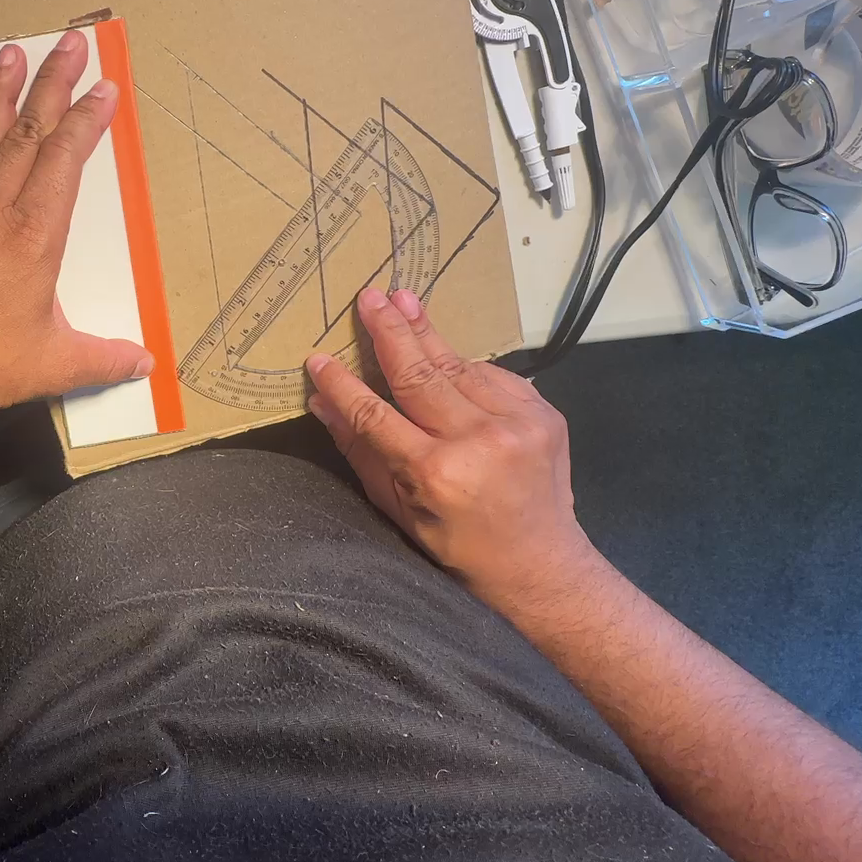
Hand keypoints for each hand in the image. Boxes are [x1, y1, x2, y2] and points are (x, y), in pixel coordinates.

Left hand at [0, 31, 153, 429]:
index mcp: (34, 233)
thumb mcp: (54, 365)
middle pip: (28, 131)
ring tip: (10, 53)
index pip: (66, 158)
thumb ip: (104, 359)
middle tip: (68, 42)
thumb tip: (144, 362)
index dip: (87, 119)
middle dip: (52, 83)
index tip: (105, 88)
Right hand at [304, 285, 593, 602]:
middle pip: (420, 374)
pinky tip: (444, 352)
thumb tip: (322, 404)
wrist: (542, 564)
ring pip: (457, 366)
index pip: (374, 416)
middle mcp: (478, 441)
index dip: (342, 385)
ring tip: (403, 300)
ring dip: (426, 334)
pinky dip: (463, 364)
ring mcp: (518, 423)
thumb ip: (360, 451)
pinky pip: (491, 375)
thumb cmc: (457, 544)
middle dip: (390, 332)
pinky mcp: (544, 413)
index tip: (318, 358)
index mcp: (436, 473)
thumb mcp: (398, 508)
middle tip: (370, 297)